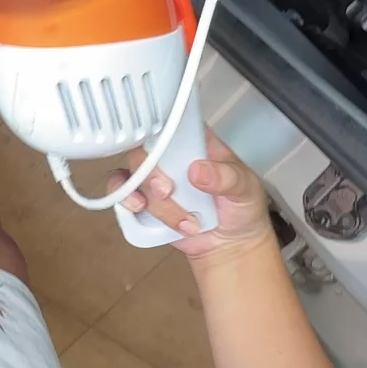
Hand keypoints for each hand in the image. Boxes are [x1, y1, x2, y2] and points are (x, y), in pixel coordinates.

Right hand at [105, 130, 277, 264]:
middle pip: (142, 149)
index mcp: (193, 142)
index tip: (160, 148)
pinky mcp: (142, 198)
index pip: (169, 123)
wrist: (230, 244)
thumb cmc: (240, 207)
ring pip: (131, 174)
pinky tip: (140, 210)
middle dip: (150, 173)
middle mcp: (169, 155)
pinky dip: (126, 201)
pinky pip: (120, 193)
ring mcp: (152, 177)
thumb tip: (199, 171)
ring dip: (150, 199)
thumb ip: (227, 177)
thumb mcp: (245, 188)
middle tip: (168, 191)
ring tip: (181, 221)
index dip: (158, 130)